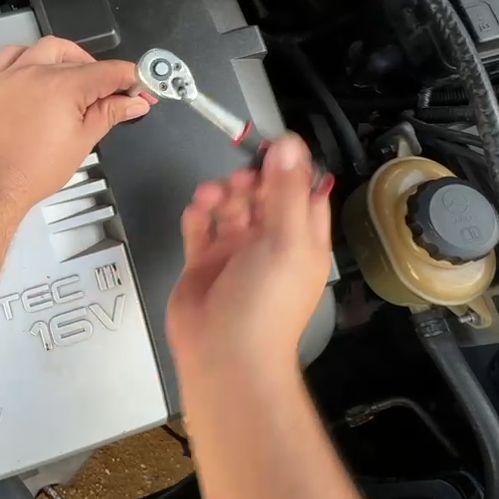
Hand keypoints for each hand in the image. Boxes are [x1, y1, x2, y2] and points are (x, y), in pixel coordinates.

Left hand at [0, 37, 149, 211]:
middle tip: (112, 96)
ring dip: (68, 58)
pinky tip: (38, 71)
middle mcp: (36, 72)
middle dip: (102, 74)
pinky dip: (31, 57)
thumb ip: (109, 115)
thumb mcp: (82, 142)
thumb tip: (132, 103)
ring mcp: (12, 75)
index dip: (131, 80)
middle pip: (81, 61)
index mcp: (63, 86)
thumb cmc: (30, 171)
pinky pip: (13, 55)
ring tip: (78, 80)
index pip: (109, 72)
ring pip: (48, 49)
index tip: (140, 90)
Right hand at [168, 136, 333, 369]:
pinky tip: (196, 210)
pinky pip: (200, 228)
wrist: (224, 354)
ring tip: (211, 197)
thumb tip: (289, 145)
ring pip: (229, 208)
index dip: (288, 168)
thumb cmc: (265, 306)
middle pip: (261, 195)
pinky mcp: (204, 264)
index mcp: (301, 240)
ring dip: (220, 195)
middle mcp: (270, 245)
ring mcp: (236, 254)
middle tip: (238, 180)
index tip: (271, 146)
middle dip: (248, 181)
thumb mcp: (285, 239)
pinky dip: (197, 215)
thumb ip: (285, 189)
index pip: (302, 192)